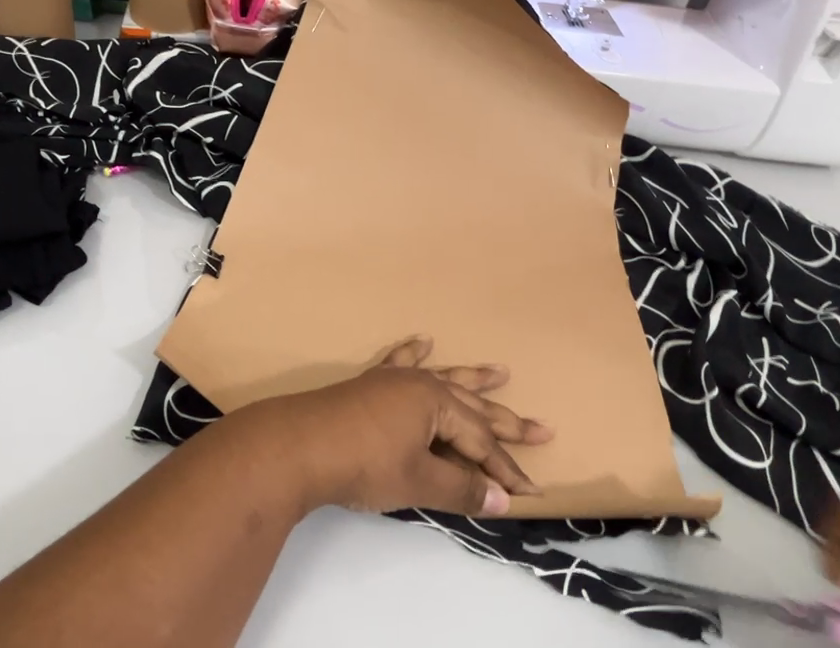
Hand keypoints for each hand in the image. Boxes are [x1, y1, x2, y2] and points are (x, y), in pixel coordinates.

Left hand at [227, 335, 552, 517]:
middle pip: (471, 407)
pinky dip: (411, 353)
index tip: (530, 492)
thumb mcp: (418, 481)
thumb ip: (461, 489)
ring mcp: (392, 381)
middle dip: (505, 421)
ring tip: (500, 371)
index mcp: (436, 404)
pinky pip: (397, 362)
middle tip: (541, 427)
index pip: (481, 441)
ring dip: (471, 378)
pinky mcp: (368, 386)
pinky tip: (421, 341)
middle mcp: (419, 384)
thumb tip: (502, 499)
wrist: (298, 446)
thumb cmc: (363, 464)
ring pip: (442, 378)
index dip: (506, 470)